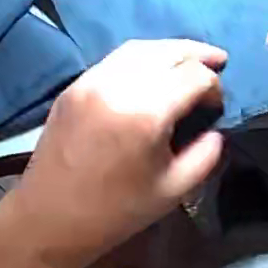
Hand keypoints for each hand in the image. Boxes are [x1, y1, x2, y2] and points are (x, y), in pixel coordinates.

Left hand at [6, 39, 227, 267]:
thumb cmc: (115, 211)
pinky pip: (116, 58)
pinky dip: (142, 57)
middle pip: (168, 51)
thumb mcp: (174, 189)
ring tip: (190, 58)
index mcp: (146, 112)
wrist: (48, 219)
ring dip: (170, 50)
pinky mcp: (75, 85)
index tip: (216, 106)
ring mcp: (92, 80)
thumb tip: (214, 127)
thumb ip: (206, 154)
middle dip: (197, 54)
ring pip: (141, 48)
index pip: (194, 75)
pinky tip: (154, 69)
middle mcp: (118, 84)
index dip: (214, 86)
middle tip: (219, 60)